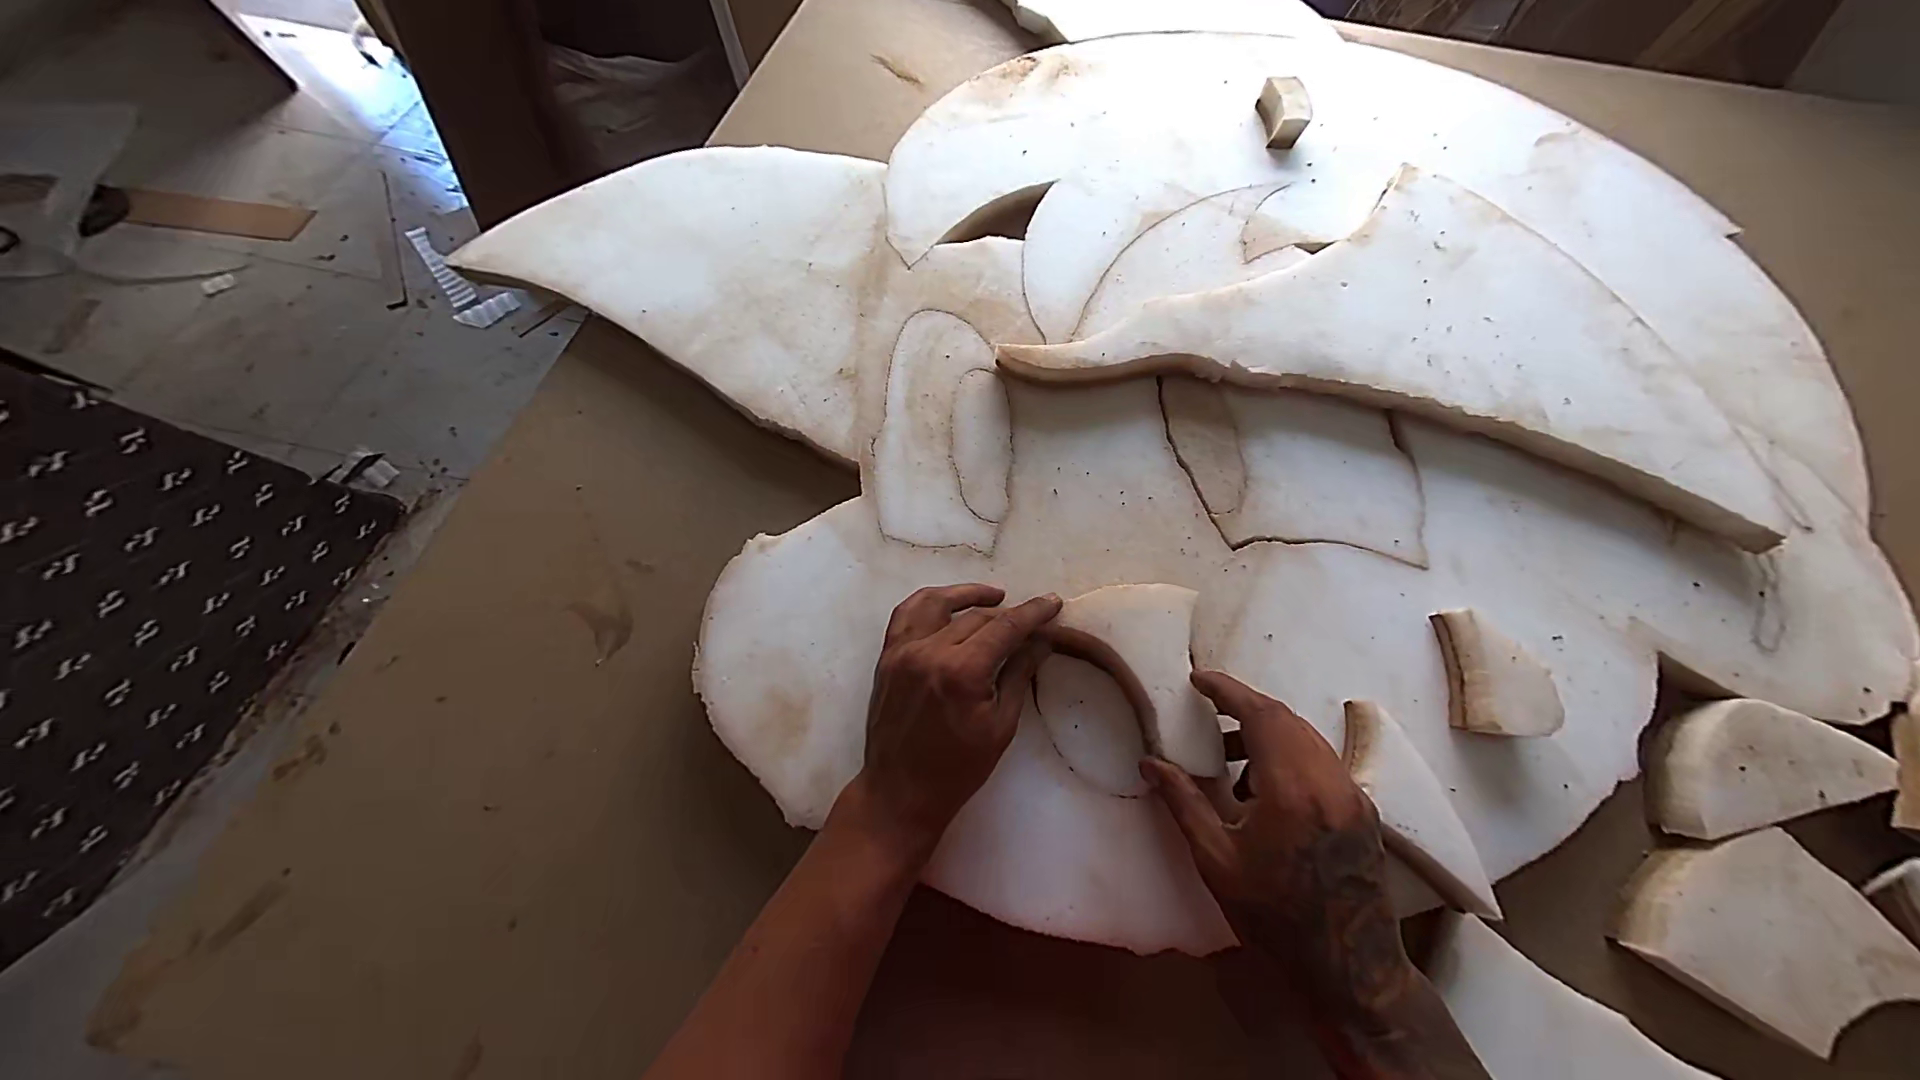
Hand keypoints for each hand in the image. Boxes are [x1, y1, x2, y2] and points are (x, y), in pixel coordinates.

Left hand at [846, 584, 1060, 863]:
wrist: (899, 792)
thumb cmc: (958, 768)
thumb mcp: (1001, 725)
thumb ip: (1020, 674)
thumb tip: (1042, 640)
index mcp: (961, 672)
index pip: (1005, 627)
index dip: (1033, 612)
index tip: (1053, 602)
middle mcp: (929, 652)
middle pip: (976, 617)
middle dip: (1009, 613)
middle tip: (1031, 619)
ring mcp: (902, 651)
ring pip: (938, 604)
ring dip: (968, 595)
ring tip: (994, 596)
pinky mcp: (887, 656)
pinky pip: (906, 614)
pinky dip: (929, 601)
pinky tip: (948, 604)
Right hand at [1141, 670, 1414, 1021]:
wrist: (1351, 970)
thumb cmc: (1274, 917)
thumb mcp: (1216, 860)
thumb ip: (1182, 802)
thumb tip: (1149, 763)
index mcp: (1292, 791)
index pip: (1261, 716)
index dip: (1227, 690)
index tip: (1200, 679)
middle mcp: (1330, 783)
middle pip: (1286, 719)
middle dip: (1245, 706)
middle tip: (1209, 707)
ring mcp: (1353, 795)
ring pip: (1306, 737)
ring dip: (1267, 731)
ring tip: (1229, 757)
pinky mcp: (1363, 810)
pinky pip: (1321, 760)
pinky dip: (1288, 754)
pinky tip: (1262, 786)